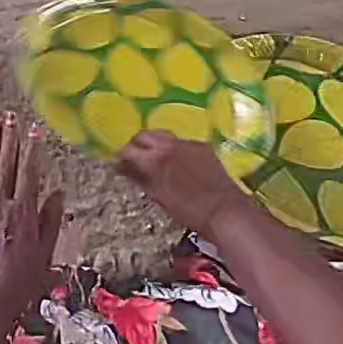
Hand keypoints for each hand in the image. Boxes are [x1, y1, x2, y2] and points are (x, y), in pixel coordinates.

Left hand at [0, 112, 64, 312]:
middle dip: (10, 137)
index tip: (35, 129)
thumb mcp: (46, 250)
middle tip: (11, 116)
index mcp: (24, 211)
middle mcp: (2, 204)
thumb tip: (57, 193)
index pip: (29, 171)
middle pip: (7, 163)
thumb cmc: (22, 277)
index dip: (32, 148)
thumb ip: (50, 219)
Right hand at [118, 131, 256, 232]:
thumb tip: (122, 167)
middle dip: (136, 144)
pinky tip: (177, 160)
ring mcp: (187, 143)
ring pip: (163, 134)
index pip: (128, 149)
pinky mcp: (201, 145)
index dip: (121, 156)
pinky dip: (173, 147)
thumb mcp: (158, 195)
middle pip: (144, 135)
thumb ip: (139, 178)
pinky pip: (181, 140)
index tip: (119, 164)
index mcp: (153, 159)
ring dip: (154, 142)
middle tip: (134, 158)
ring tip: (154, 157)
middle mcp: (168, 145)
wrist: (223, 209)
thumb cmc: (187, 209)